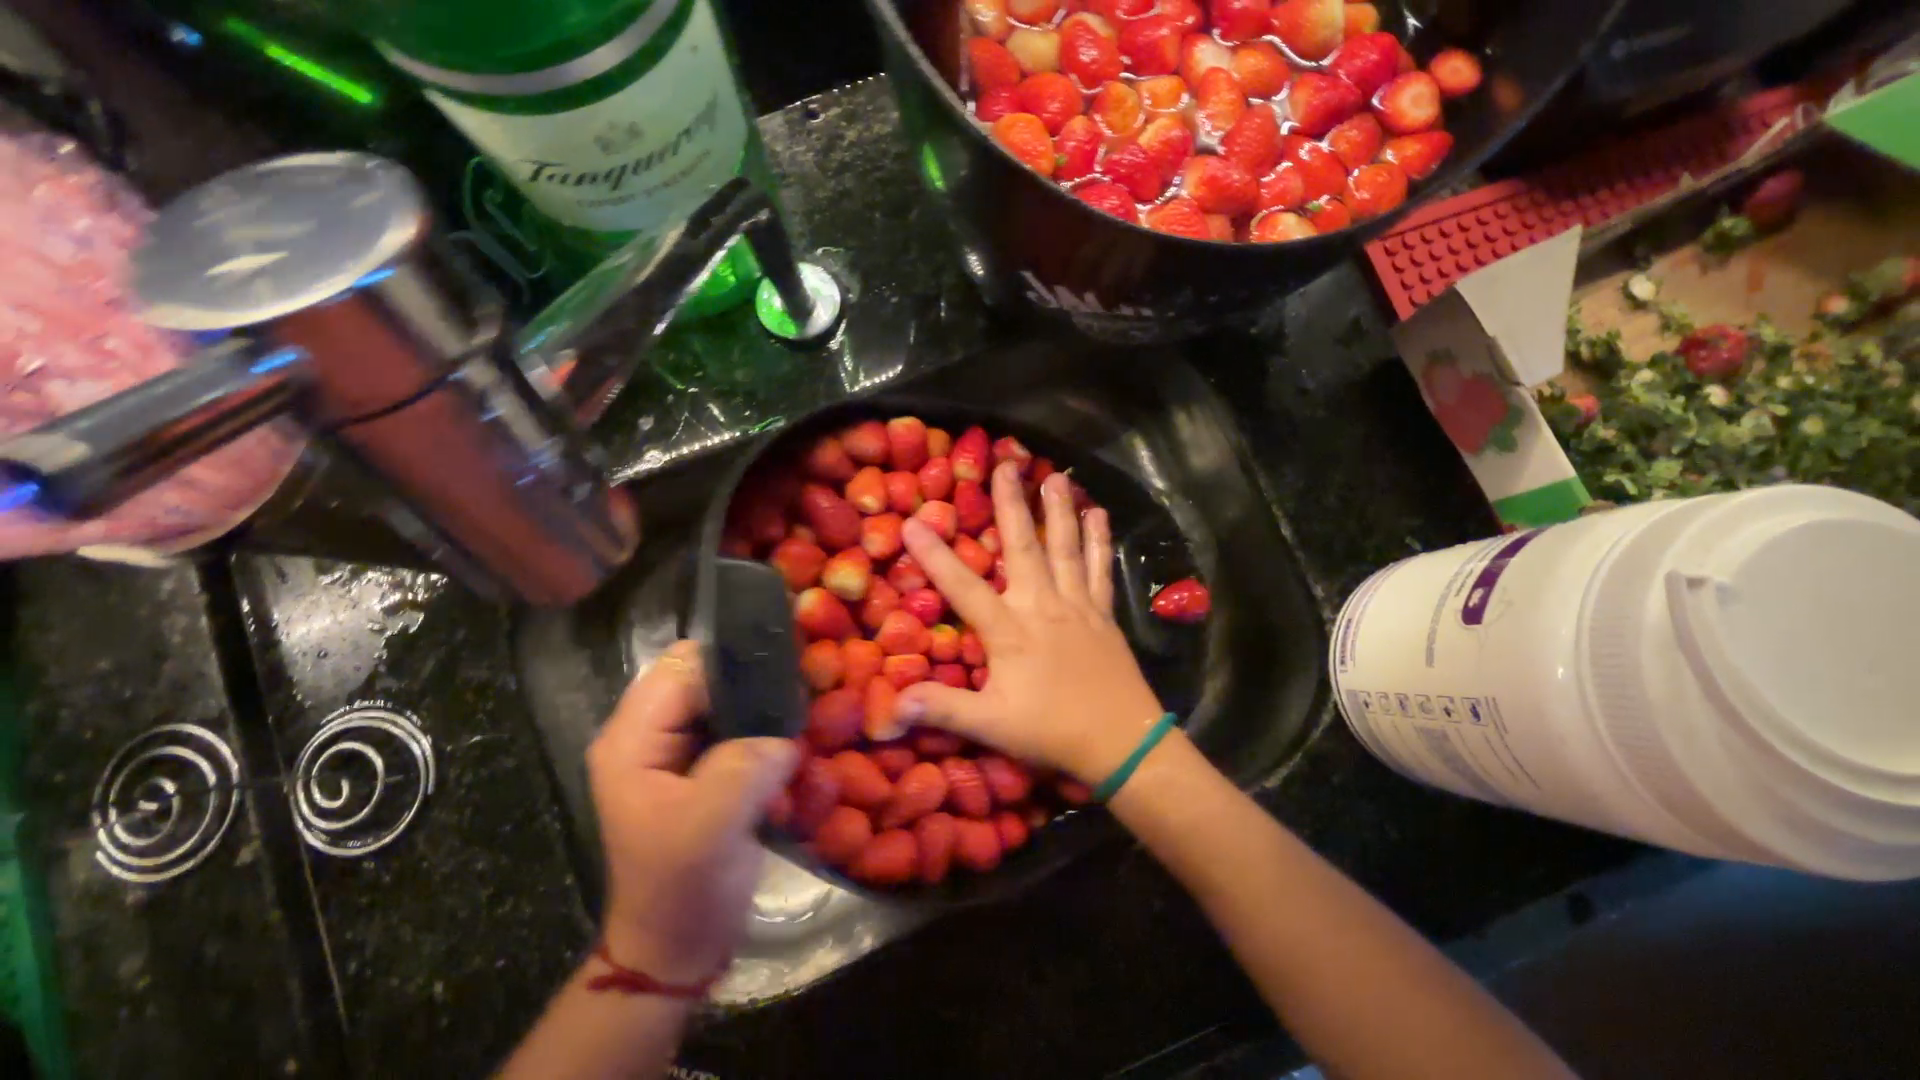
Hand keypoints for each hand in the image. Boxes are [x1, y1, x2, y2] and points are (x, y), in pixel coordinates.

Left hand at [586, 640, 798, 983]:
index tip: (790, 672)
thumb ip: (745, 765)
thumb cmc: (683, 889)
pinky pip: (739, 732)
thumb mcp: (711, 825)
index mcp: (633, 739)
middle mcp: (649, 736)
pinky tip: (796, 747)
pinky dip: (768, 736)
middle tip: (806, 697)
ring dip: (765, 712)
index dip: (735, 664)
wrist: (677, 950)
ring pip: (727, 704)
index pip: (684, 667)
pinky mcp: (704, 773)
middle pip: (706, 679)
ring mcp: (676, 755)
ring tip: (806, 720)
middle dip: (756, 686)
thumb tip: (786, 735)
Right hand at [894, 461, 1166, 783]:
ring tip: (1054, 475)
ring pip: (1066, 548)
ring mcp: (1078, 607)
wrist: (1123, 742)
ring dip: (1058, 510)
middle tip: (1005, 464)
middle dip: (1010, 505)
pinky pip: (1100, 569)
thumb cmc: (1051, 732)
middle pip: (1023, 547)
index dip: (935, 555)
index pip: (963, 587)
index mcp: (1009, 631)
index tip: (913, 521)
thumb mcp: (990, 725)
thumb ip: (941, 709)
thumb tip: (888, 709)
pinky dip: (1099, 541)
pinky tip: (1099, 514)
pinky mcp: (1104, 615)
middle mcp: (1042, 606)